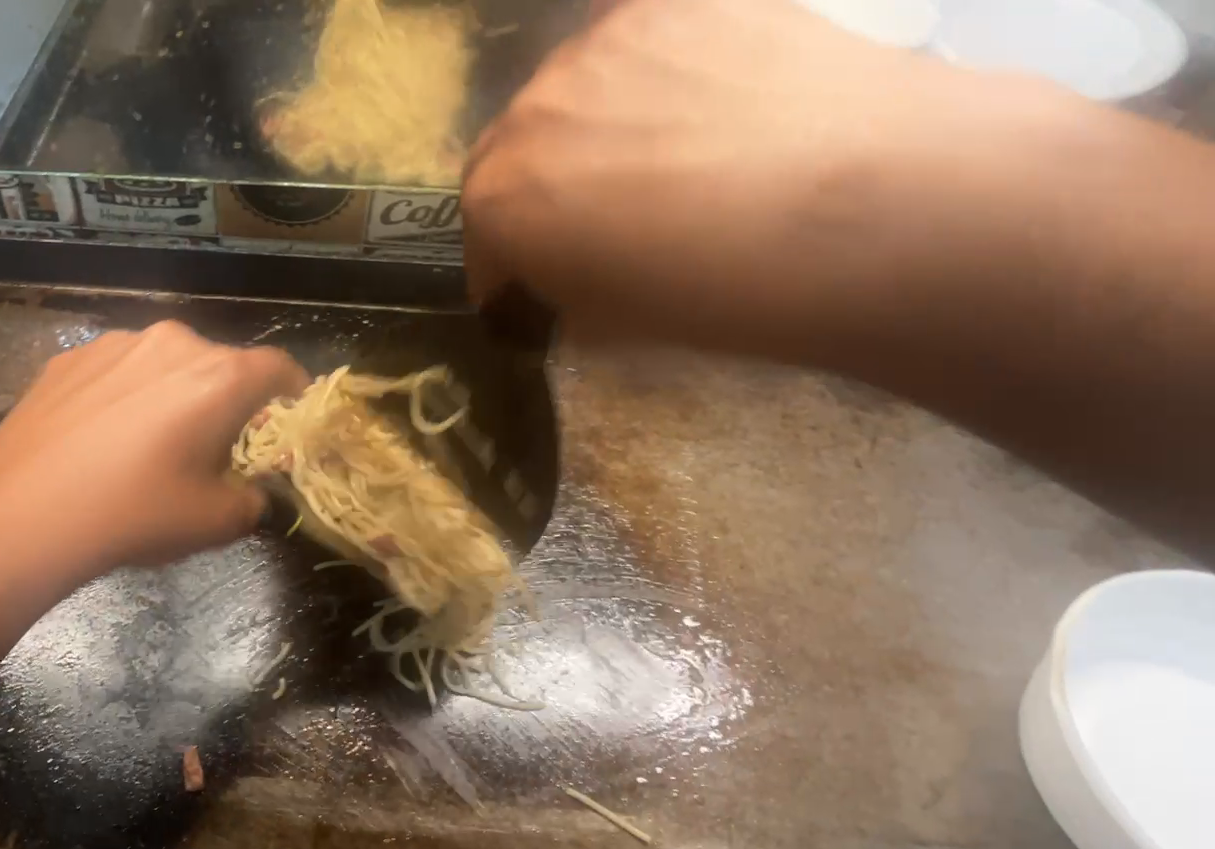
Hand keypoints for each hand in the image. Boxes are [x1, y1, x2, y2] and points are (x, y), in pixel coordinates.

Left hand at [0, 320, 308, 580]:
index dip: (293, 393)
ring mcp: (113, 344)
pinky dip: (126, 396)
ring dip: (173, 395)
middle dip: (227, 402)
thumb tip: (248, 489)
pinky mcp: (67, 358)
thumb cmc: (133, 516)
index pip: (279, 369)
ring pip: (165, 365)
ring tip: (148, 446)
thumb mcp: (215, 524)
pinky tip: (100, 439)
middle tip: (212, 449)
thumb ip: (252, 499)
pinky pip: (118, 372)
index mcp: (219, 377)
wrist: (19, 516)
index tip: (287, 418)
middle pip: (219, 365)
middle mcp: (171, 343)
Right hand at [462, 0, 1085, 360]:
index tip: (534, 293)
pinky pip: (636, 51)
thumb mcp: (606, 324)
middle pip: (510, 156)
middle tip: (587, 225)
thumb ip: (557, 288)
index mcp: (496, 202)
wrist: (861, 207)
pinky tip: (702, 113)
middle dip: (534, 195)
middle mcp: (526, 111)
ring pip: (569, 96)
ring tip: (654, 161)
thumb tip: (564, 271)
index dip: (507, 274)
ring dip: (587, 131)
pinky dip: (648, 84)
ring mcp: (600, 44)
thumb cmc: (713, 294)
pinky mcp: (676, 1)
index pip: (480, 243)